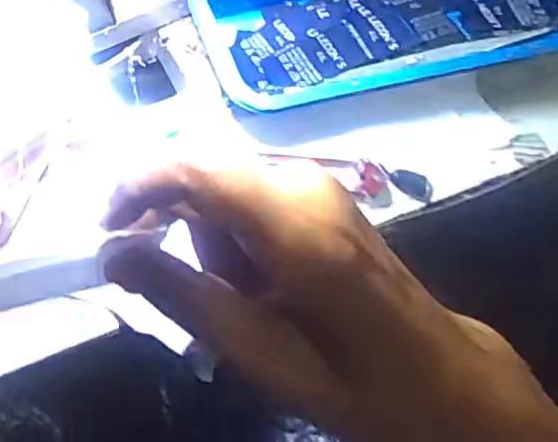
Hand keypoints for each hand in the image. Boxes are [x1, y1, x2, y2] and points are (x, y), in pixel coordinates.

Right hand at [102, 162, 557, 441]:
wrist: (451, 388)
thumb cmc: (356, 382)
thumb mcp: (259, 354)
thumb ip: (177, 294)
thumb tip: (109, 252)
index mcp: (293, 225)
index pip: (190, 170)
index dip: (135, 186)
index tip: (105, 226)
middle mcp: (298, 180)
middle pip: (196, 175)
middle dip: (171, 221)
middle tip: (170, 278)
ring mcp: (310, 179)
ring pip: (214, 183)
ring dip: (204, 233)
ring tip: (236, 294)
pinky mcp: (312, 186)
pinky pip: (239, 189)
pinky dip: (226, 229)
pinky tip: (253, 276)